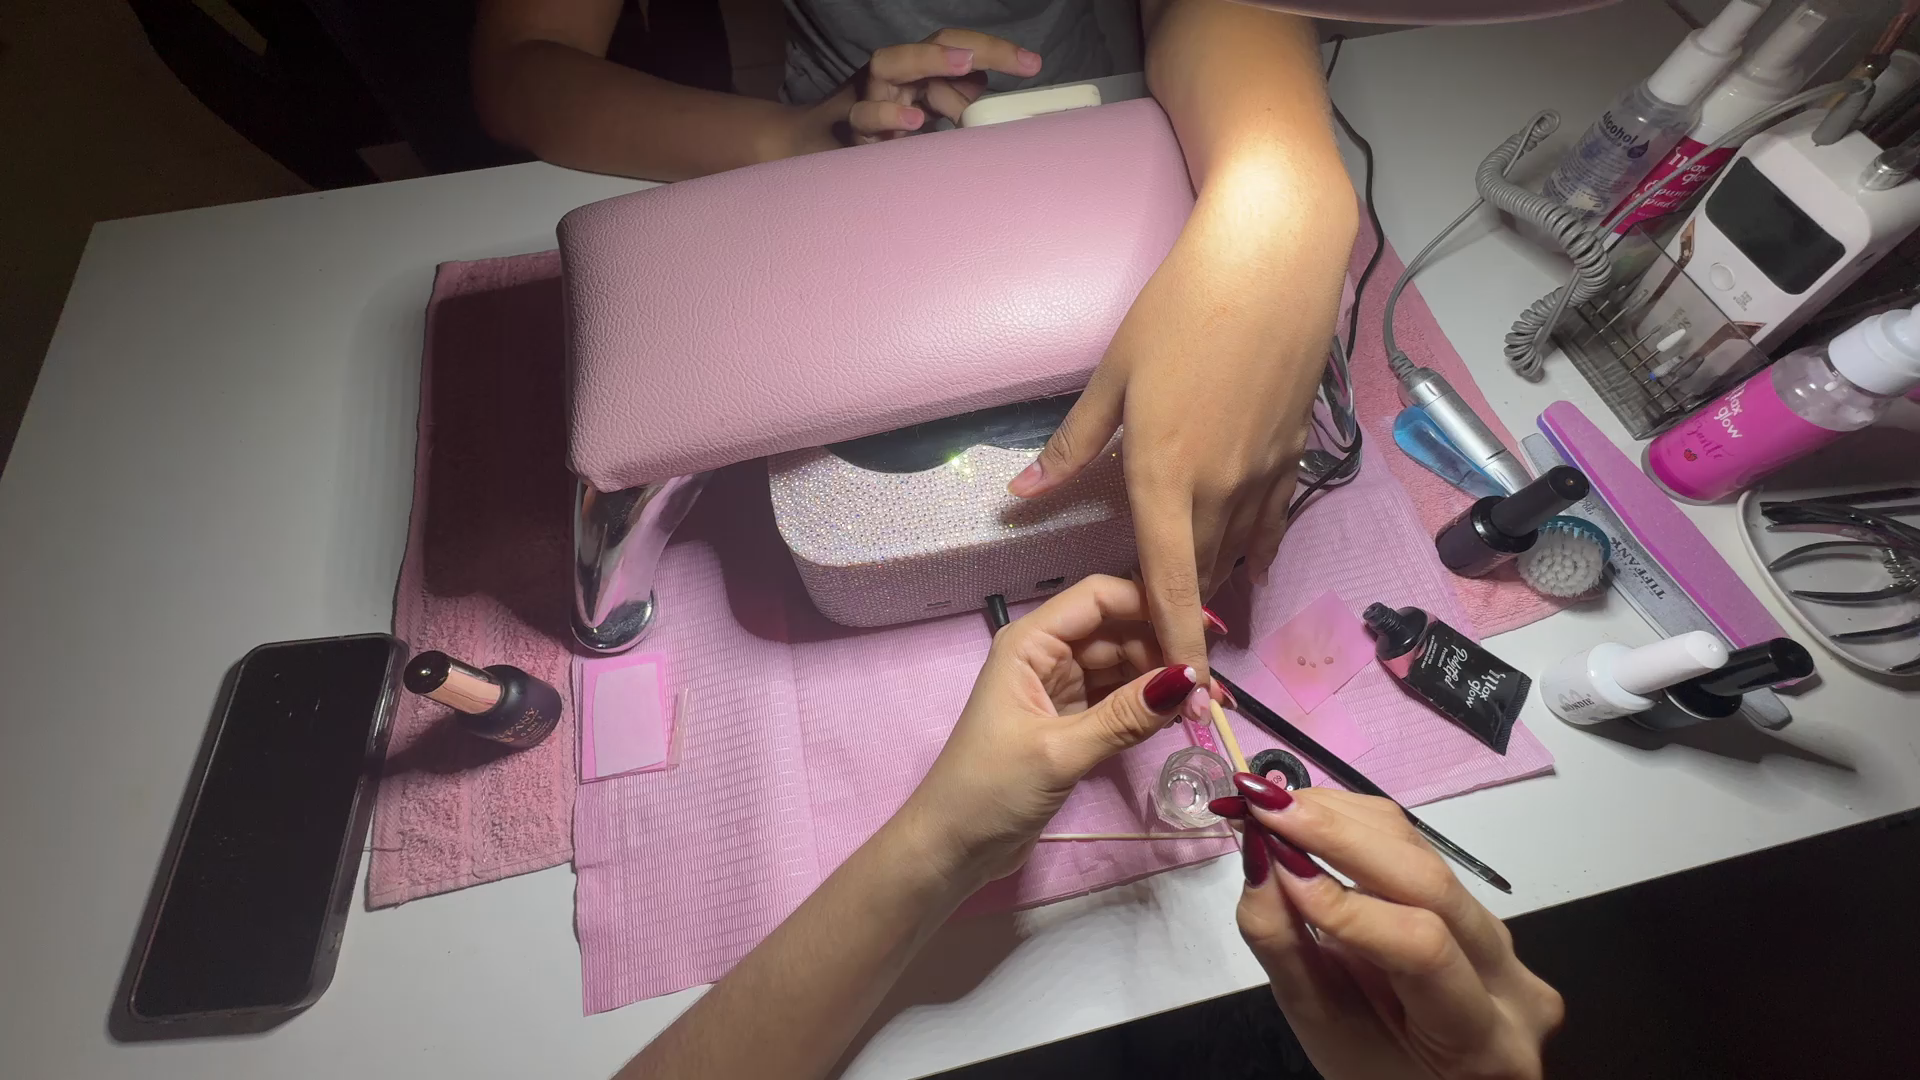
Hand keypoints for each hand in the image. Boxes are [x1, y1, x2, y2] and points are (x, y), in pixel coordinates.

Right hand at [793, 29, 1041, 149]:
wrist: (811, 154)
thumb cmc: (875, 140)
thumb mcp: (921, 121)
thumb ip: (951, 103)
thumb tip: (981, 89)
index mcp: (912, 74)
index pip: (955, 48)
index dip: (994, 52)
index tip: (1033, 65)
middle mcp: (889, 78)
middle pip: (927, 45)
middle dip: (970, 47)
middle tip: (1014, 59)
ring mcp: (866, 98)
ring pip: (889, 65)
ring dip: (928, 60)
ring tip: (966, 64)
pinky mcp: (850, 130)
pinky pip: (866, 116)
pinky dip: (890, 116)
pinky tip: (915, 124)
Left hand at [899, 575, 1207, 887]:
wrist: (954, 845)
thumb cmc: (991, 789)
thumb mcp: (1059, 751)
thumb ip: (1124, 716)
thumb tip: (1189, 680)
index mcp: (1030, 642)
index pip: (1099, 599)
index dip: (1150, 605)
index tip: (1203, 633)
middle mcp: (1046, 653)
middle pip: (1117, 631)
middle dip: (1165, 653)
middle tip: (1211, 692)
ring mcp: (1059, 685)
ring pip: (1122, 665)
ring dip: (1162, 682)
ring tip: (1206, 708)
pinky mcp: (1070, 717)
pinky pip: (1117, 697)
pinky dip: (1147, 705)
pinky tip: (1179, 717)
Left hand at [1009, 191, 1347, 683]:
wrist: (1275, 261)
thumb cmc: (1179, 313)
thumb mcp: (1113, 379)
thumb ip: (1070, 449)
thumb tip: (1019, 495)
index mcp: (1163, 477)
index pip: (1167, 583)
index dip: (1174, 643)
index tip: (1185, 691)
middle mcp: (1219, 491)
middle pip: (1200, 575)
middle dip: (1184, 617)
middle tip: (1165, 644)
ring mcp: (1265, 474)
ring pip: (1237, 553)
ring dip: (1214, 586)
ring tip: (1198, 612)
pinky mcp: (1293, 453)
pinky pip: (1273, 523)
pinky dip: (1255, 551)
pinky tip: (1249, 566)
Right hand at [1216, 779, 1561, 1079]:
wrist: (1420, 1068)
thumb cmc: (1367, 1061)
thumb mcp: (1314, 1019)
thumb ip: (1279, 938)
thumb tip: (1255, 852)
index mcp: (1480, 1039)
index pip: (1420, 945)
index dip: (1341, 900)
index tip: (1269, 858)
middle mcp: (1509, 979)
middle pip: (1426, 881)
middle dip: (1334, 833)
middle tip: (1261, 804)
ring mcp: (1498, 935)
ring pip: (1418, 847)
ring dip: (1336, 816)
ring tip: (1270, 806)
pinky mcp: (1472, 900)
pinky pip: (1412, 842)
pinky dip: (1349, 820)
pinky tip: (1304, 818)